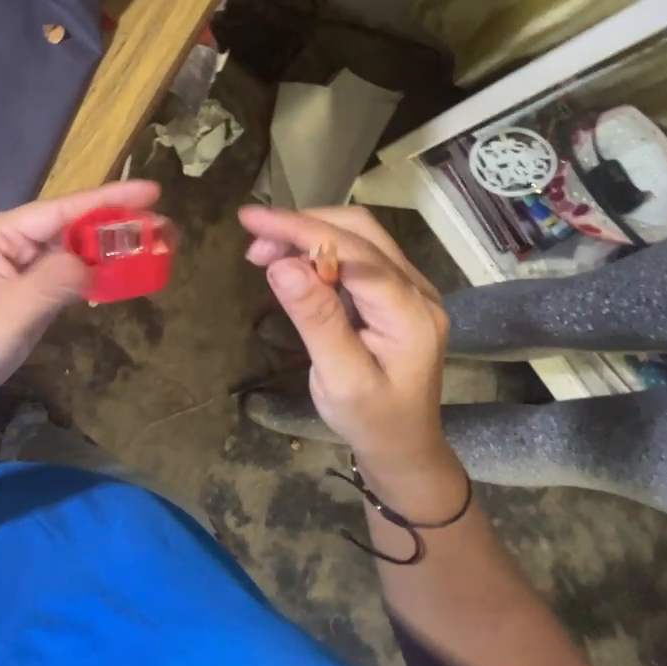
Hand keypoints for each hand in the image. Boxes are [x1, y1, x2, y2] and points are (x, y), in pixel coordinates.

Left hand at [0, 180, 161, 399]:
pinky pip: (70, 275)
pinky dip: (96, 277)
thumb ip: (55, 281)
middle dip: (117, 226)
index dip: (108, 200)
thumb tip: (93, 263)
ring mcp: (22, 265)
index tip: (152, 191)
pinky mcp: (31, 290)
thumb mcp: (13, 308)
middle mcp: (13, 240)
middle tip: (166, 228)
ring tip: (156, 250)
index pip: (62, 209)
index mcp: (1, 232)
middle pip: (73, 227)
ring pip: (75, 251)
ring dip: (111, 252)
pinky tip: (123, 280)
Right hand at [240, 206, 453, 478]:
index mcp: (409, 312)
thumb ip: (316, 319)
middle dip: (301, 227)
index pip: (352, 251)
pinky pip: (355, 255)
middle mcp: (416, 290)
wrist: (404, 446)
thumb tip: (282, 266)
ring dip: (307, 235)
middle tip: (253, 244)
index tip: (250, 220)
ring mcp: (408, 289)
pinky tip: (289, 266)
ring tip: (263, 253)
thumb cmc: (371, 419)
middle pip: (358, 231)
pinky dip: (317, 251)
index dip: (299, 229)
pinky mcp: (393, 293)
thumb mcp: (340, 377)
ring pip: (356, 237)